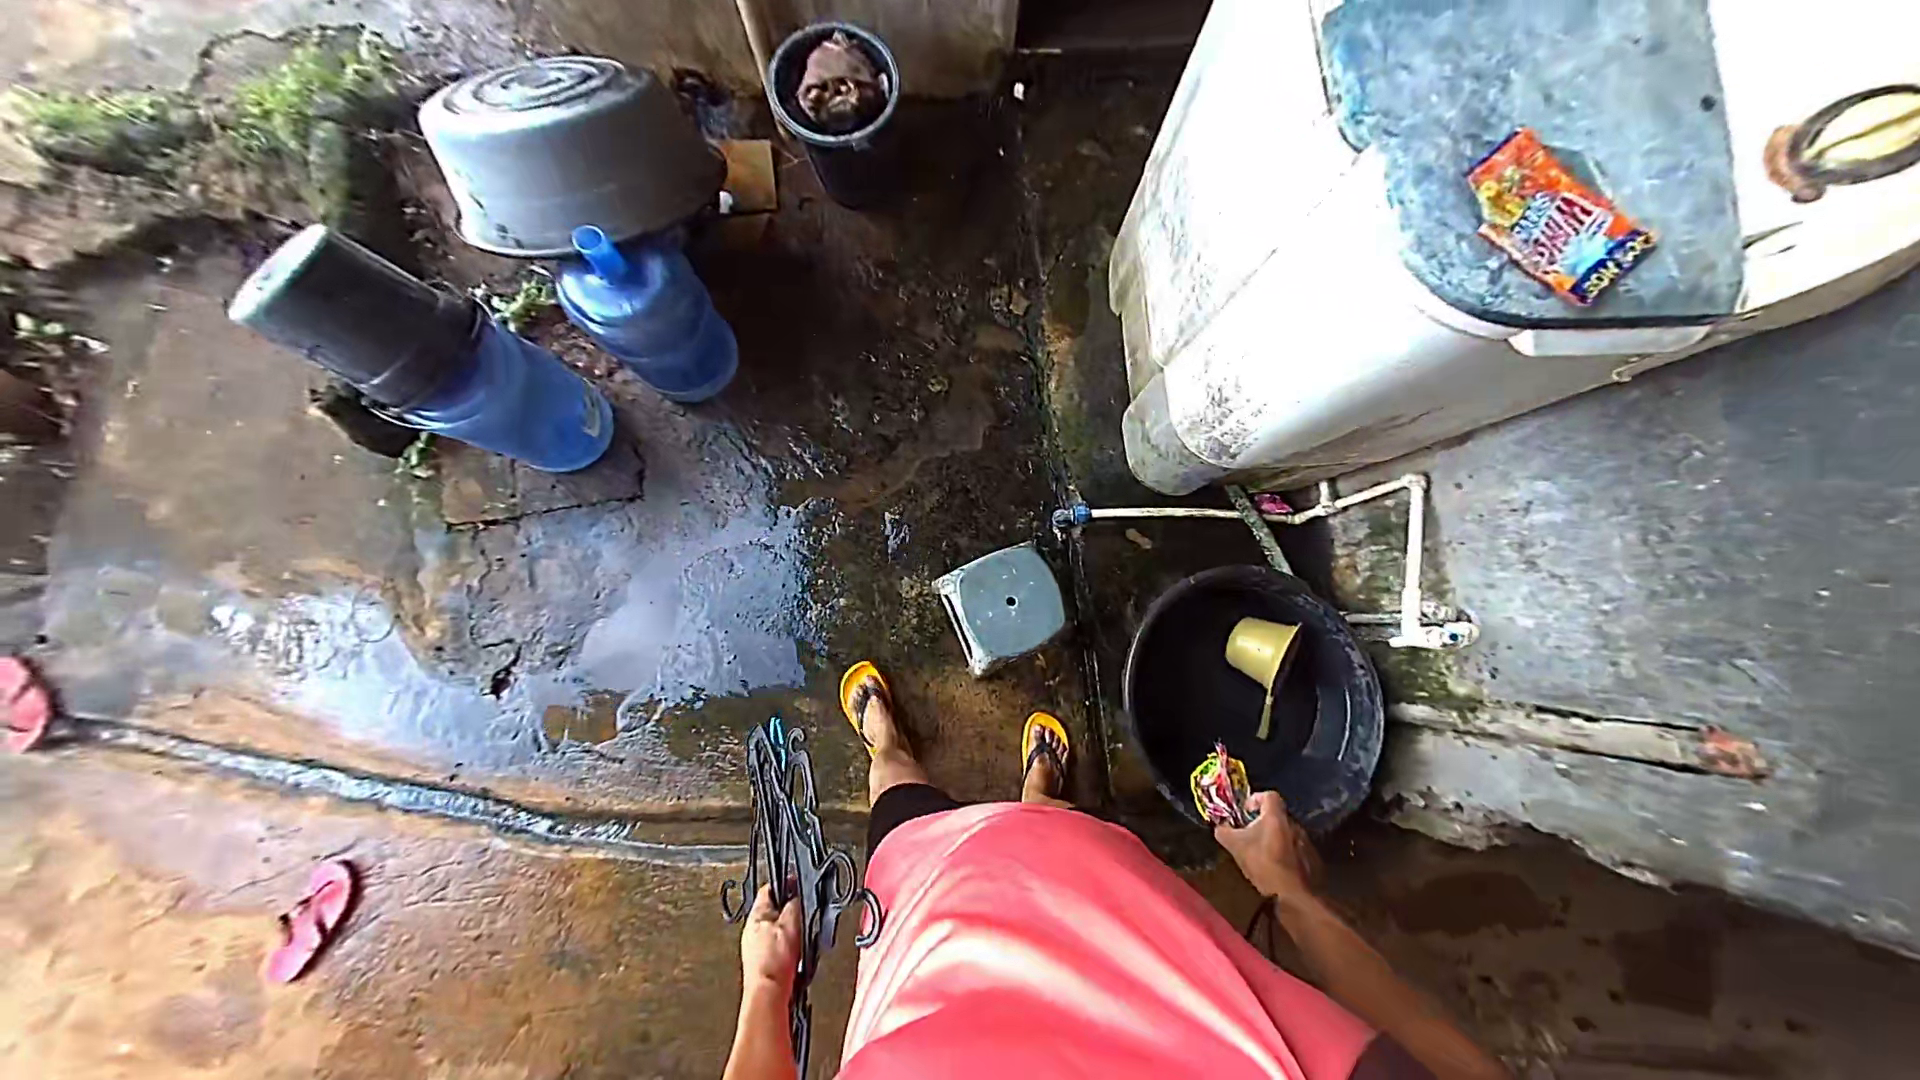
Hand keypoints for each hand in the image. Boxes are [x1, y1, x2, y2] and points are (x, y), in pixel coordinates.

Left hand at [740, 885, 803, 994]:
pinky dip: (789, 950)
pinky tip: (795, 957)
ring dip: (790, 933)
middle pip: (775, 910)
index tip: (797, 884)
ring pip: (778, 930)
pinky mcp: (763, 965)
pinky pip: (779, 949)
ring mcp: (756, 949)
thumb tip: (798, 892)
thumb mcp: (791, 922)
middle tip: (801, 917)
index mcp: (755, 915)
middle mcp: (752, 931)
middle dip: (790, 911)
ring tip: (798, 942)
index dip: (786, 884)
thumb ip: (794, 903)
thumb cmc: (773, 963)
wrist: (769, 996)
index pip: (769, 888)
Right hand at [1215, 791, 1320, 903]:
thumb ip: (1224, 832)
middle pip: (1276, 815)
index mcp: (1276, 817)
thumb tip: (1219, 827)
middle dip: (1262, 821)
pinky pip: (1295, 848)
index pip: (1269, 795)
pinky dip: (1285, 852)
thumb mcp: (1235, 846)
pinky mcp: (1313, 859)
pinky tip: (1276, 867)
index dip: (1255, 799)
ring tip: (1261, 853)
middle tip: (1249, 834)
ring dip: (1274, 838)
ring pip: (1286, 832)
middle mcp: (1294, 825)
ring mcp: (1306, 842)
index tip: (1246, 812)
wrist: (1294, 896)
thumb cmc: (1264, 864)